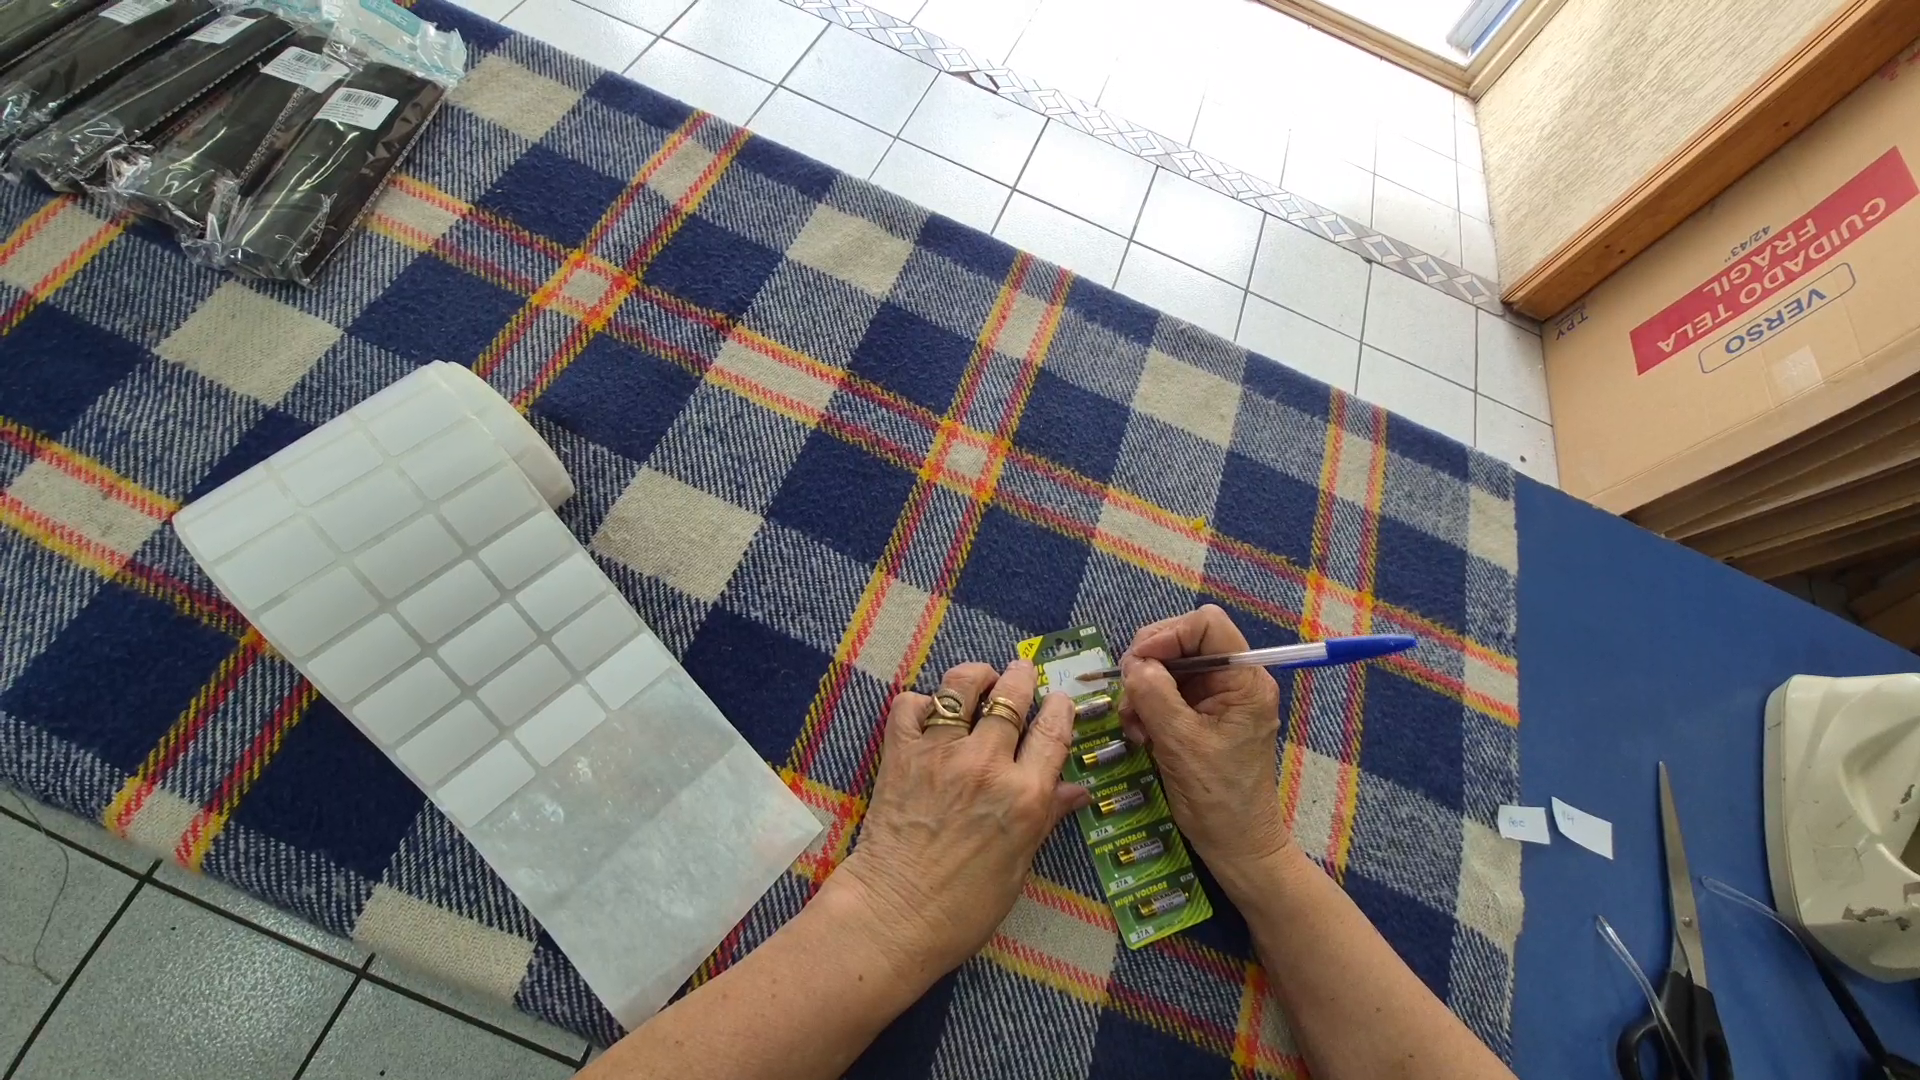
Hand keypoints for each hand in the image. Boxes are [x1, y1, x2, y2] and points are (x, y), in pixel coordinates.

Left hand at [827, 659, 1089, 979]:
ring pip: (961, 687)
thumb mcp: (1020, 865)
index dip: (1060, 706)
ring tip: (979, 680)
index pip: (1053, 730)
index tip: (1059, 699)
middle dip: (1021, 677)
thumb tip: (1078, 788)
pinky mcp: (901, 752)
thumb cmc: (965, 906)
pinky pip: (911, 704)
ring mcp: (941, 753)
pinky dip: (921, 701)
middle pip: (1011, 696)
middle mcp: (987, 764)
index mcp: (1025, 795)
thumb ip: (1047, 816)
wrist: (895, 915)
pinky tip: (930, 713)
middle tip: (1020, 674)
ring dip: (976, 676)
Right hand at [1119, 605, 1290, 875]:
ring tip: (1134, 725)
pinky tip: (1141, 734)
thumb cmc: (1218, 798)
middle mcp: (1233, 680)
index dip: (1168, 634)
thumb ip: (1156, 696)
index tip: (1139, 662)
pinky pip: (1165, 692)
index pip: (1207, 624)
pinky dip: (1146, 707)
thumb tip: (1134, 664)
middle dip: (1149, 664)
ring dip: (1143, 690)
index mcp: (1244, 680)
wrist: (1236, 846)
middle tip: (1128, 694)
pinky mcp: (1200, 715)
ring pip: (1168, 667)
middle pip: (1182, 641)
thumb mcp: (1181, 744)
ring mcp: (1216, 698)